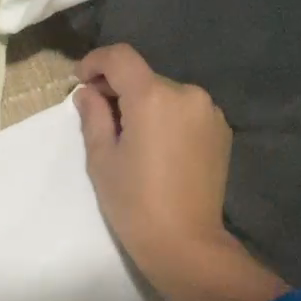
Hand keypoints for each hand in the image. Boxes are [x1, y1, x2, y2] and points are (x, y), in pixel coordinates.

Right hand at [72, 45, 287, 300]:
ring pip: (167, 97)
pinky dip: (168, 122)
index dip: (96, 62)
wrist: (184, 241)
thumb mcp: (102, 161)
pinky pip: (186, 114)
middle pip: (145, 79)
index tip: (80, 79)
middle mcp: (186, 93)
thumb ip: (94, 118)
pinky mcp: (220, 131)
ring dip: (146, 109)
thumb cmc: (133, 203)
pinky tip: (158, 154)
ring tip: (132, 143)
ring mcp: (209, 111)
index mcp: (153, 97)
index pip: (121, 58)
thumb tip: (88, 94)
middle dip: (121, 92)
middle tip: (100, 121)